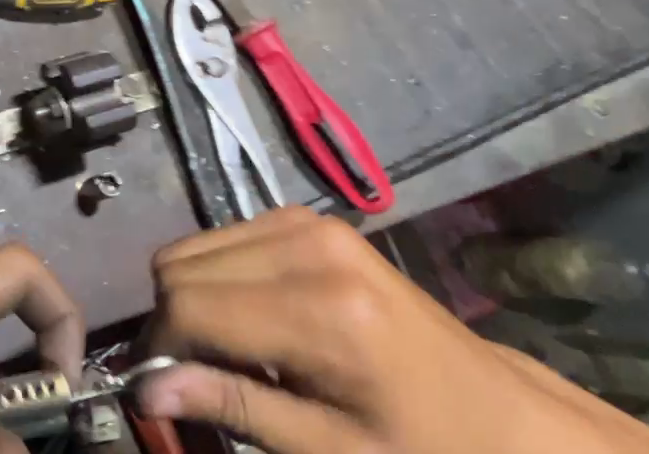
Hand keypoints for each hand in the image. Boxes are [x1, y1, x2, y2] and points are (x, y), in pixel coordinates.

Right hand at [137, 207, 648, 453]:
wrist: (503, 414)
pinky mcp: (304, 218)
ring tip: (228, 350)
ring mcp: (305, 223)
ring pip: (189, 249)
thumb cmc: (426, 447)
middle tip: (198, 377)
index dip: (160, 351)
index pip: (189, 308)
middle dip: (172, 325)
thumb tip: (145, 392)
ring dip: (188, 300)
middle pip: (178, 269)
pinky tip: (249, 318)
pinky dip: (212, 278)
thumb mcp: (335, 450)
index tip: (162, 393)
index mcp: (322, 309)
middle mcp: (307, 246)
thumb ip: (236, 409)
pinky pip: (219, 239)